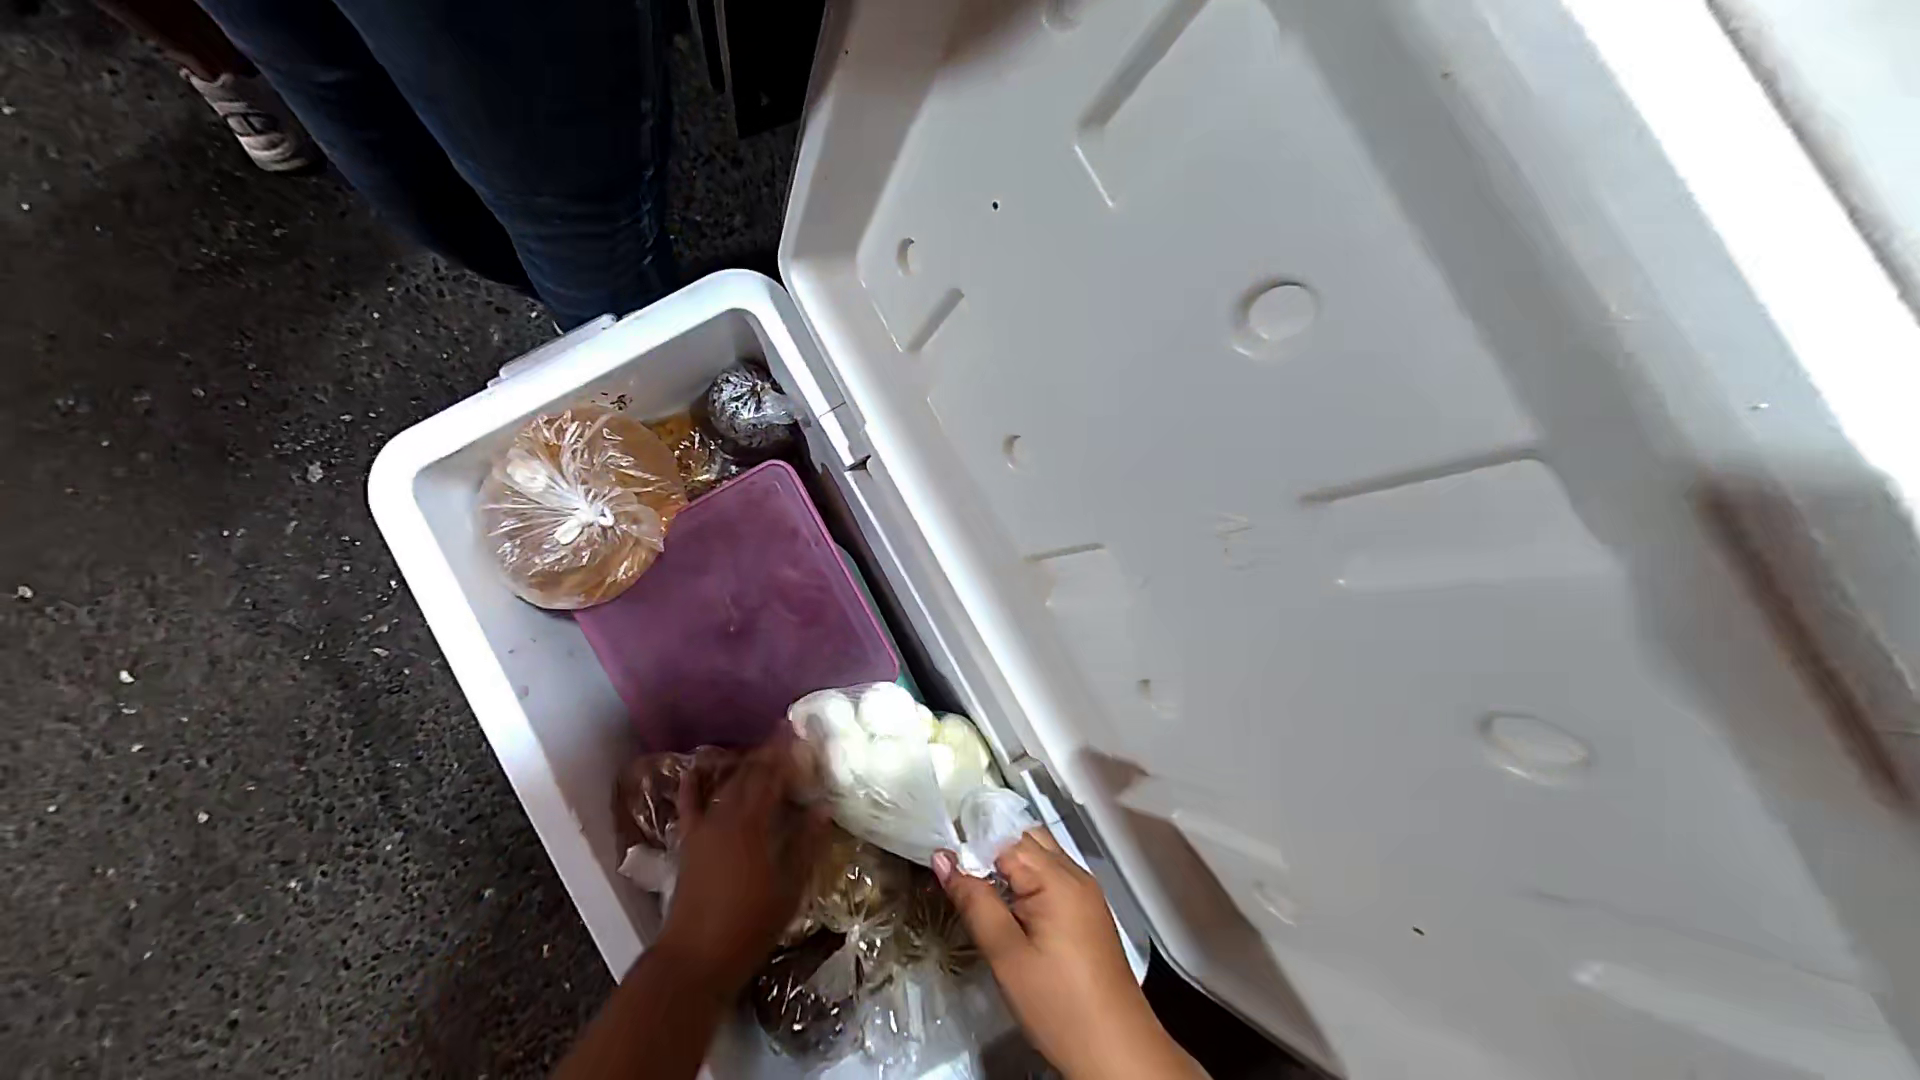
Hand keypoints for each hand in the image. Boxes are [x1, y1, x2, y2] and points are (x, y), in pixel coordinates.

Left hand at [655, 739, 829, 994]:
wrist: (695, 958)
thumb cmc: (750, 925)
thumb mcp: (789, 886)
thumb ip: (806, 843)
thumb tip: (822, 807)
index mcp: (754, 825)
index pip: (774, 776)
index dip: (788, 753)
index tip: (801, 732)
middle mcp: (727, 817)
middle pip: (750, 775)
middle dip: (769, 752)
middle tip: (786, 734)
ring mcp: (704, 828)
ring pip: (727, 785)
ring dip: (745, 765)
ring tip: (762, 751)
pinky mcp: (689, 842)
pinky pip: (690, 805)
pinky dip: (694, 784)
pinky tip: (697, 769)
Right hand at [934, 829, 1206, 1079]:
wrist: (1117, 1053)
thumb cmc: (1061, 1007)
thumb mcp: (1006, 956)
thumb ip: (974, 902)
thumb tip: (944, 860)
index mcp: (1057, 878)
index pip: (1004, 839)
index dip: (972, 848)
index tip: (946, 867)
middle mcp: (1075, 874)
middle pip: (1025, 839)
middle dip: (991, 853)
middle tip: (963, 883)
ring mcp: (1086, 892)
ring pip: (1039, 856)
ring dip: (1010, 869)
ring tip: (984, 900)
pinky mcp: (1089, 911)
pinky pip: (1053, 877)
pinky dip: (1029, 884)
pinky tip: (1013, 914)